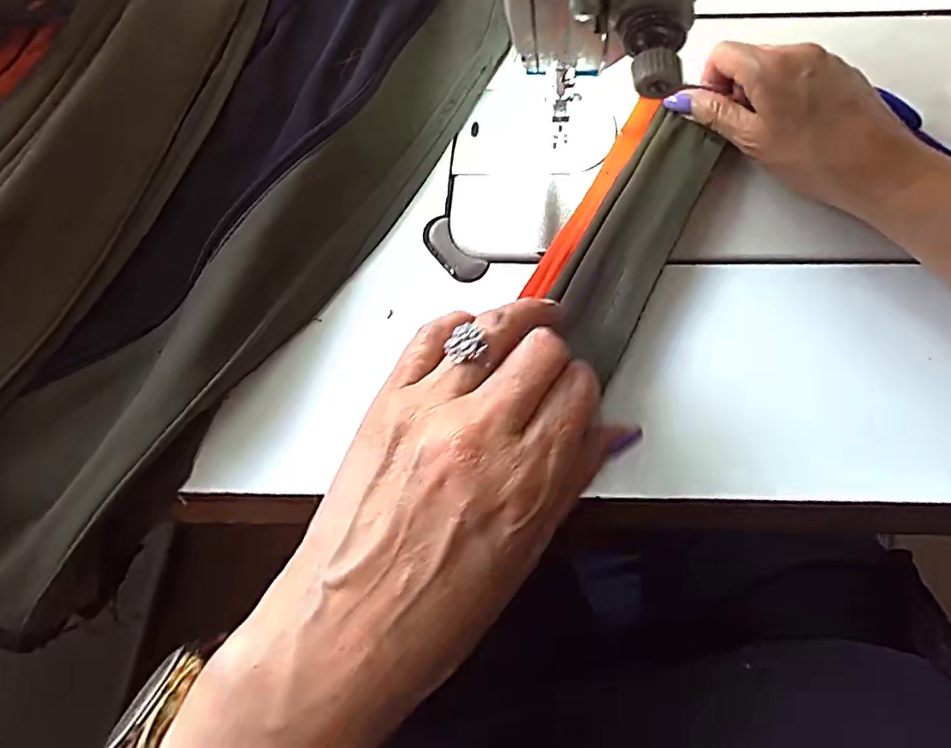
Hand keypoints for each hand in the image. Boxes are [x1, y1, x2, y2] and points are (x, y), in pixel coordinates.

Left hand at [165, 300, 635, 747]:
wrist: (344, 633)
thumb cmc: (432, 611)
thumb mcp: (528, 549)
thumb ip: (573, 475)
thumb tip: (607, 435)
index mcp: (524, 476)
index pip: (580, 390)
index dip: (585, 385)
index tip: (578, 392)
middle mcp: (480, 434)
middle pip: (543, 348)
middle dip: (557, 352)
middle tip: (552, 364)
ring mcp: (430, 411)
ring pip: (493, 326)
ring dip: (521, 318)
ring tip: (532, 318)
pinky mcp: (387, 403)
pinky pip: (430, 334)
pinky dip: (458, 322)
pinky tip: (470, 331)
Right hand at [668, 42, 941, 224]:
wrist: (882, 171)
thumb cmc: (827, 161)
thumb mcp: (756, 141)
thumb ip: (716, 114)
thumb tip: (689, 100)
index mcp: (771, 66)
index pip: (720, 53)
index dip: (710, 81)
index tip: (716, 106)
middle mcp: (798, 53)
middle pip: (749, 56)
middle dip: (739, 87)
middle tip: (747, 125)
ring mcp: (823, 60)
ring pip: (776, 64)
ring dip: (766, 90)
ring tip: (779, 129)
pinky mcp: (841, 72)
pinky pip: (802, 71)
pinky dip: (792, 91)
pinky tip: (802, 125)